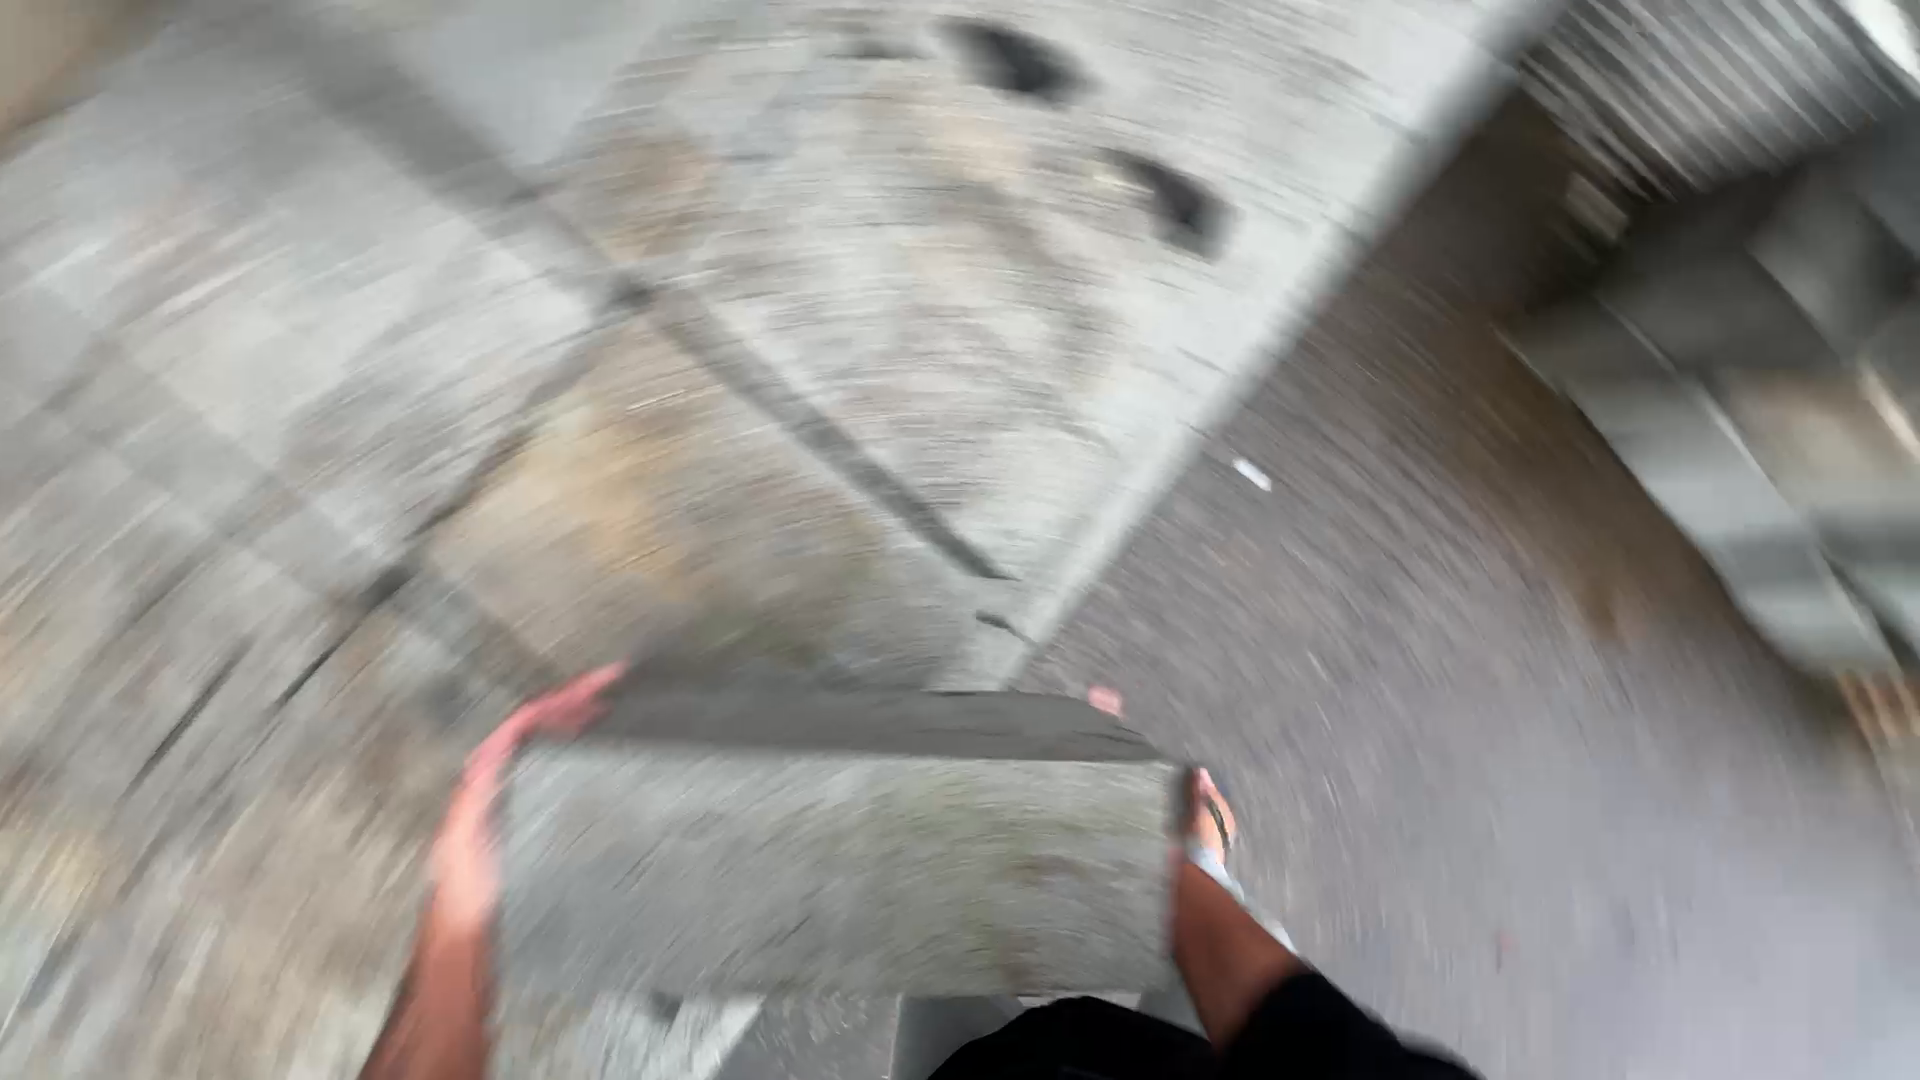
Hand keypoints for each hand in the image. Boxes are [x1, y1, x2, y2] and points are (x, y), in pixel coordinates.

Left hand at [425, 665, 623, 935]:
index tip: (601, 683)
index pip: (526, 722)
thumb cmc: (469, 901)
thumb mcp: (463, 846)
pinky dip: (582, 746)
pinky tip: (601, 747)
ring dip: (578, 716)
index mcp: (486, 781)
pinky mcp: (537, 817)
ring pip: (550, 742)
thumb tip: (495, 749)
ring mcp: (520, 798)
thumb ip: (475, 798)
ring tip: (610, 703)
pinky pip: (561, 766)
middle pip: (540, 724)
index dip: (562, 697)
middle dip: (575, 697)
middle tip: (614, 683)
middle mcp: (501, 783)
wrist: (471, 945)